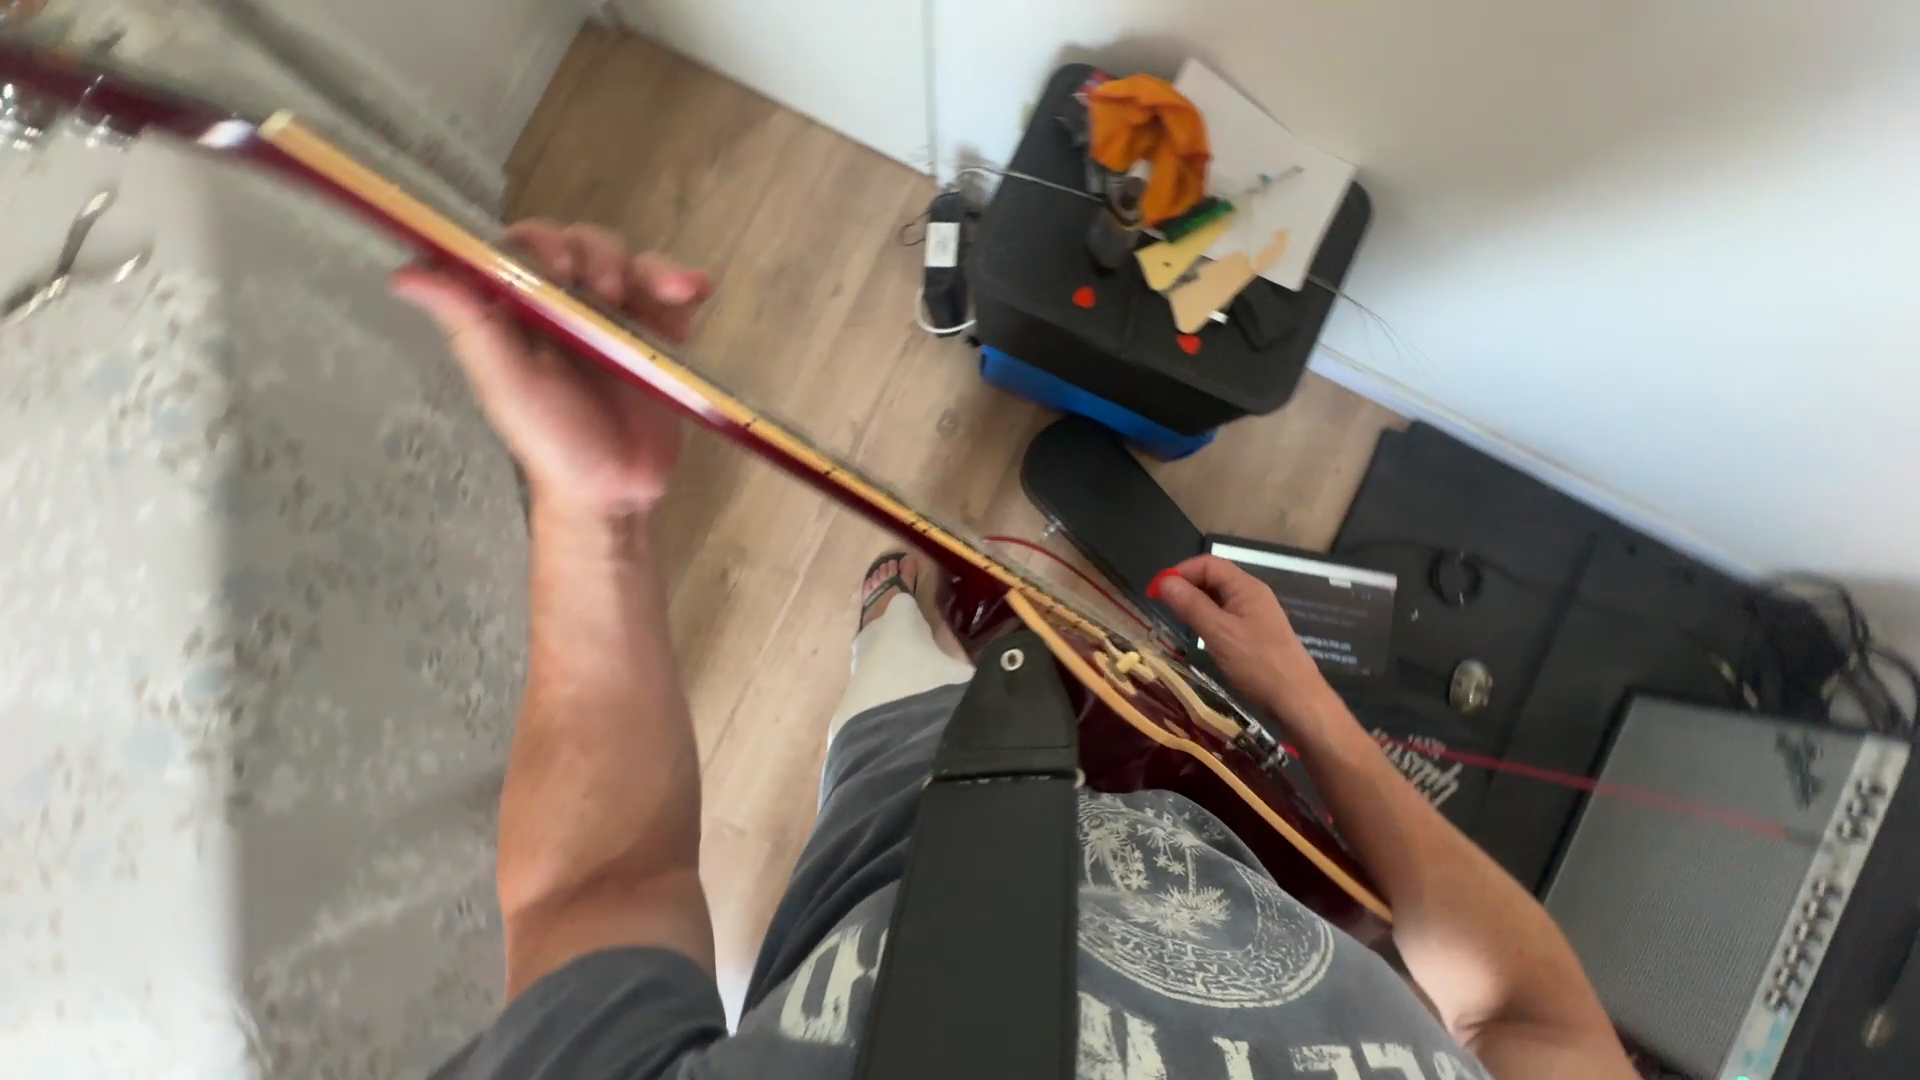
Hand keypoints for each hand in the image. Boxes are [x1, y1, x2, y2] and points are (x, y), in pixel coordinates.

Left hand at [392, 219, 712, 518]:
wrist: (620, 489)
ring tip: (666, 294)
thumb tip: (406, 276)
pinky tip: (696, 289)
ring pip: (627, 262)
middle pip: (579, 245)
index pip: (521, 249)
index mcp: (518, 313)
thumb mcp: (508, 387)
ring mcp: (614, 320)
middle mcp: (564, 308)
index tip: (562, 267)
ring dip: (647, 267)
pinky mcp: (656, 336)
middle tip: (609, 292)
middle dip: (599, 254)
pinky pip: (671, 295)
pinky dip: (684, 284)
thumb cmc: (556, 443)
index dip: (542, 243)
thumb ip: (471, 328)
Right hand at [1153, 555, 1336, 728]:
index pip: (1208, 563)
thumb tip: (1164, 581)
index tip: (1156, 591)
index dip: (1180, 571)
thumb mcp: (1218, 632)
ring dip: (1195, 603)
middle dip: (1186, 586)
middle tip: (1163, 605)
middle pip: (1214, 578)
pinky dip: (1207, 618)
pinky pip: (1226, 616)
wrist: (1297, 700)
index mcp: (1246, 587)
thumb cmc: (1257, 663)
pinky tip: (1199, 634)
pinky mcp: (1255, 634)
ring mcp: (1255, 615)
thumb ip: (1191, 605)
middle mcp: (1252, 595)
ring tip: (1176, 619)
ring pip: (1219, 598)